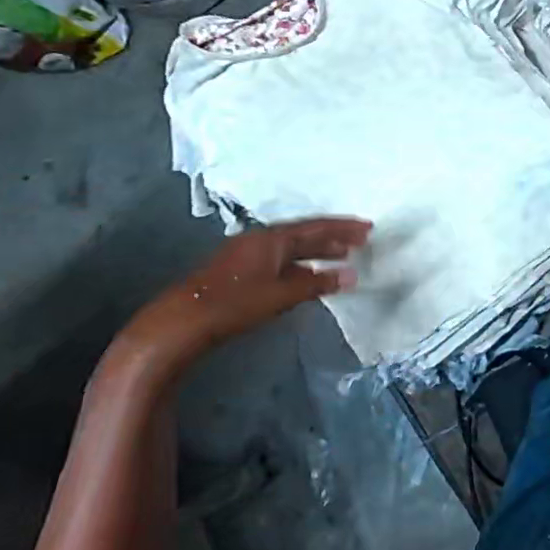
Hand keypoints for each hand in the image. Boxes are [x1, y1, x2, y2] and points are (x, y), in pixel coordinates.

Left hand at [114, 218, 371, 370]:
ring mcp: (249, 255)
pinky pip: (282, 259)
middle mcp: (261, 240)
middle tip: (361, 238)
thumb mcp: (280, 295)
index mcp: (272, 238)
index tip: (367, 227)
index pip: (315, 227)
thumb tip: (352, 275)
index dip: (342, 228)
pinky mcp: (241, 271)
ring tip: (342, 254)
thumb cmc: (234, 304)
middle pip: (304, 233)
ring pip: (292, 247)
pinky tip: (309, 275)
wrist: (182, 322)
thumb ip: (316, 284)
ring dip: (318, 249)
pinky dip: (301, 263)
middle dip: (333, 236)